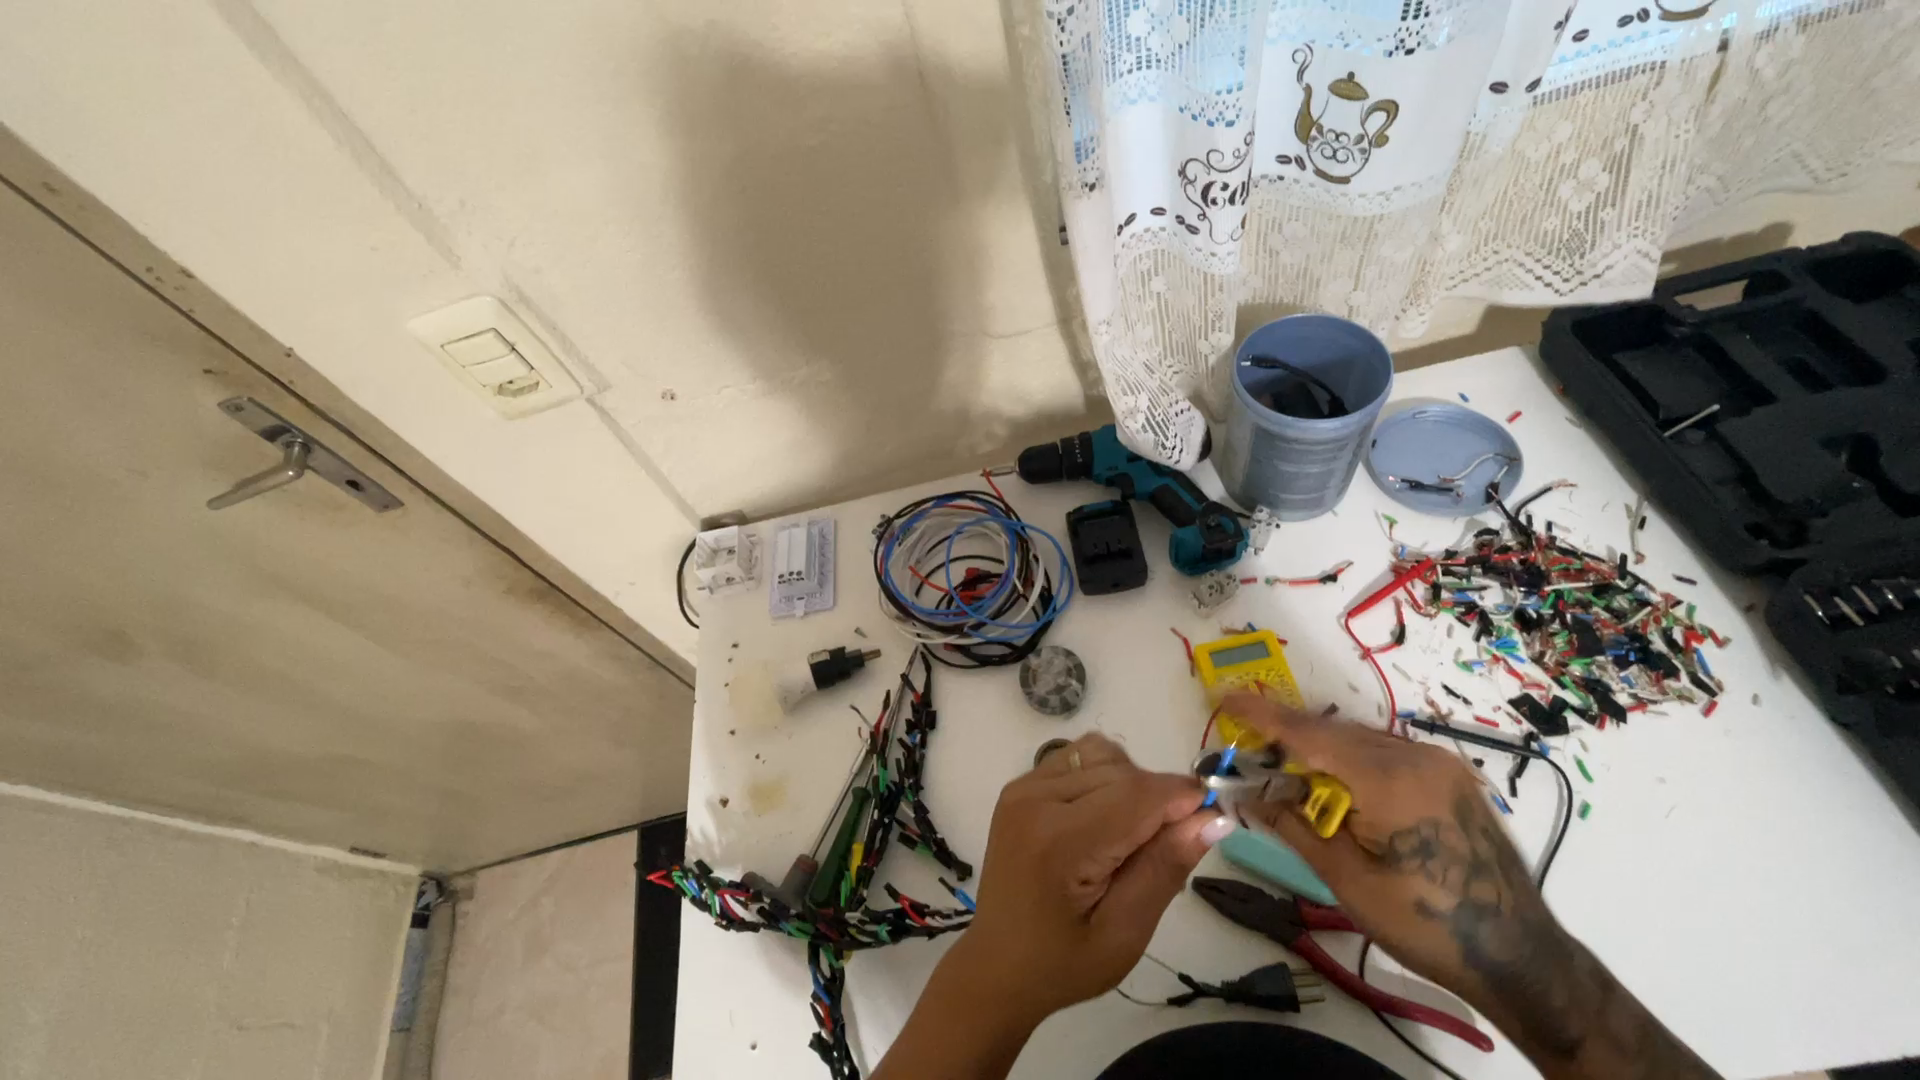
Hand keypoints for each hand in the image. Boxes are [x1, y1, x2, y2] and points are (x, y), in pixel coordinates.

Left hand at [873, 734, 1226, 1079]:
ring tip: (1128, 835)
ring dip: (1131, 784)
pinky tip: (1101, 819)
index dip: (1184, 799)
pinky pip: (1078, 757)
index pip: (1139, 794)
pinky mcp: (1020, 786)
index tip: (1212, 820)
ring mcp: (1023, 788)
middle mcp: (1036, 800)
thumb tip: (1213, 818)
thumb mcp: (1125, 932)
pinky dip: (1103, 776)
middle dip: (1159, 799)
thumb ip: (1165, 868)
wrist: (997, 965)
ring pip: (1103, 755)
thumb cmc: (1064, 962)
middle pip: (1124, 771)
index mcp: (1061, 841)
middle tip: (1162, 849)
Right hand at [1219, 691, 1559, 1009]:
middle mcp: (1417, 757)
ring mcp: (1440, 764)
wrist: (1517, 954)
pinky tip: (1335, 786)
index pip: (1311, 736)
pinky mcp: (1451, 776)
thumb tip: (1247, 792)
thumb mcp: (1345, 877)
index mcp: (1389, 780)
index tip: (1225, 698)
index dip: (1263, 716)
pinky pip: (1386, 753)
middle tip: (1249, 752)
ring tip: (1286, 773)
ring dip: (1320, 751)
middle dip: (1288, 738)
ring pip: (1360, 741)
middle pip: (1334, 733)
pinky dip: (1351, 761)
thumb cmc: (1423, 924)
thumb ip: (1293, 823)